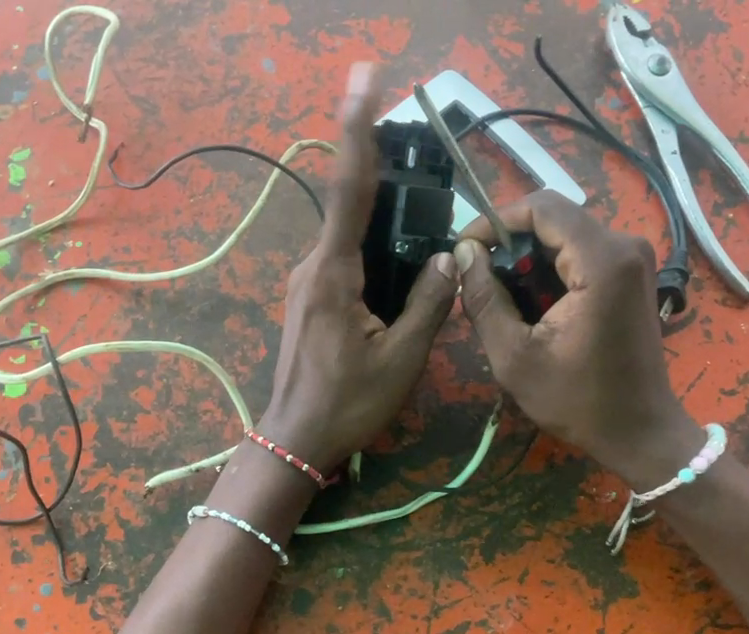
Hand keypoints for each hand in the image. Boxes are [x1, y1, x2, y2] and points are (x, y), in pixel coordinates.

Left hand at [257, 62, 458, 473]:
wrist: (295, 440)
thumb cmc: (347, 404)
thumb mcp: (401, 359)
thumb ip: (430, 304)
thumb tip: (453, 257)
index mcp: (333, 274)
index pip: (350, 189)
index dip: (360, 131)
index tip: (364, 77)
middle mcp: (312, 267)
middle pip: (353, 210)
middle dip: (385, 182)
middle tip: (420, 160)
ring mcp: (305, 284)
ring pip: (350, 240)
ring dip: (382, 228)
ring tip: (417, 226)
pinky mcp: (307, 301)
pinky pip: (344, 263)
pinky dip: (372, 256)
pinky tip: (397, 274)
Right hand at [456, 192, 700, 489]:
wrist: (638, 430)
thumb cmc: (577, 400)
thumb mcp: (514, 357)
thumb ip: (484, 300)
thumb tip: (465, 254)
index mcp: (602, 259)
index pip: (541, 206)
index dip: (496, 221)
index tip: (467, 251)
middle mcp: (625, 245)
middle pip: (554, 219)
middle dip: (512, 246)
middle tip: (480, 283)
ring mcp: (634, 259)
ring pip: (566, 237)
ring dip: (530, 263)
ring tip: (504, 302)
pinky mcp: (633, 276)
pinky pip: (582, 255)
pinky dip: (552, 273)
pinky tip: (534, 309)